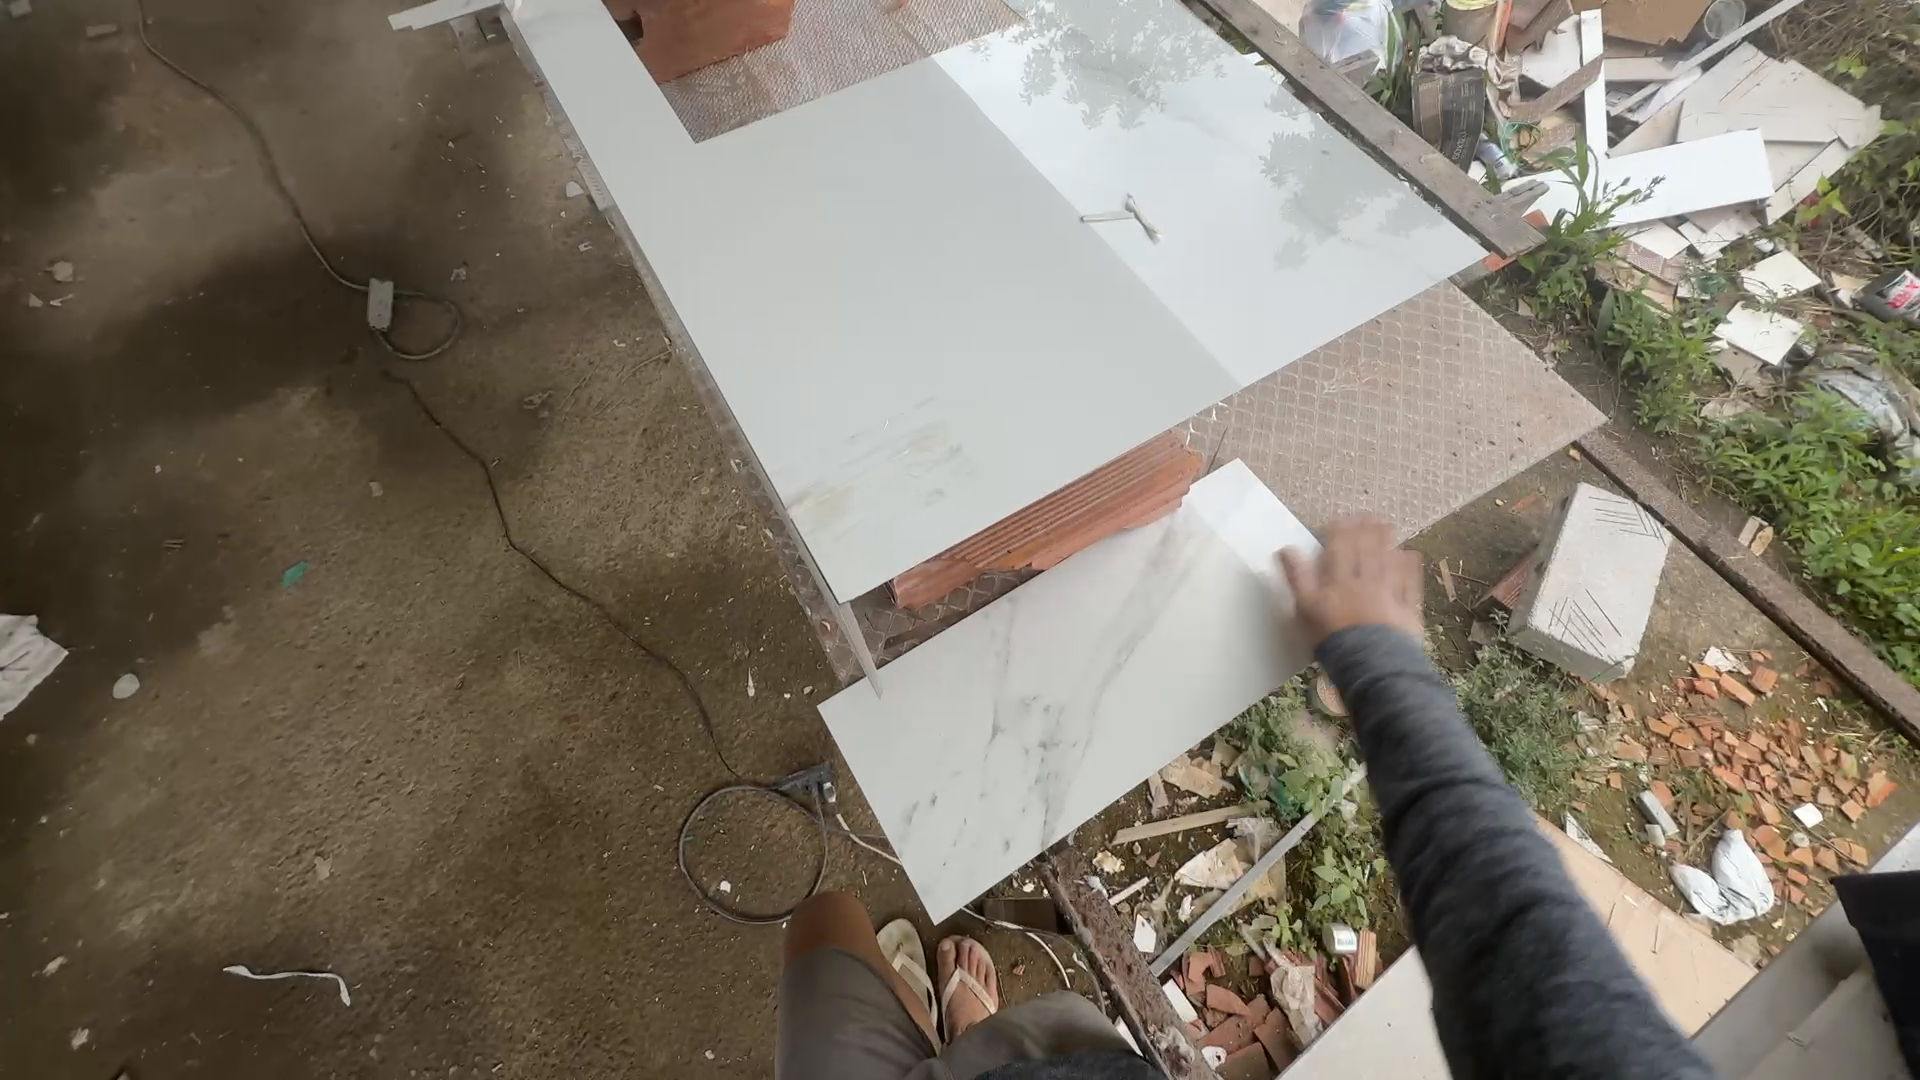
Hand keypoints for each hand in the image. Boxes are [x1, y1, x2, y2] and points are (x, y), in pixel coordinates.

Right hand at [1279, 516, 1423, 647]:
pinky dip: (1409, 567)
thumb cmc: (1331, 637)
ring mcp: (1388, 593)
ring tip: (1387, 526)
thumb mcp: (1304, 607)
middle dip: (1365, 532)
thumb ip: (1297, 577)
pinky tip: (1411, 555)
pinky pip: (1409, 583)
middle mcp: (1364, 582)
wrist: (1370, 662)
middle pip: (1365, 552)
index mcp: (1338, 581)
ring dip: (1387, 542)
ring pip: (1387, 562)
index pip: (1338, 550)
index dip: (1339, 533)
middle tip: (1368, 515)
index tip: (1341, 518)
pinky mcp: (1407, 608)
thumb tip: (1285, 549)